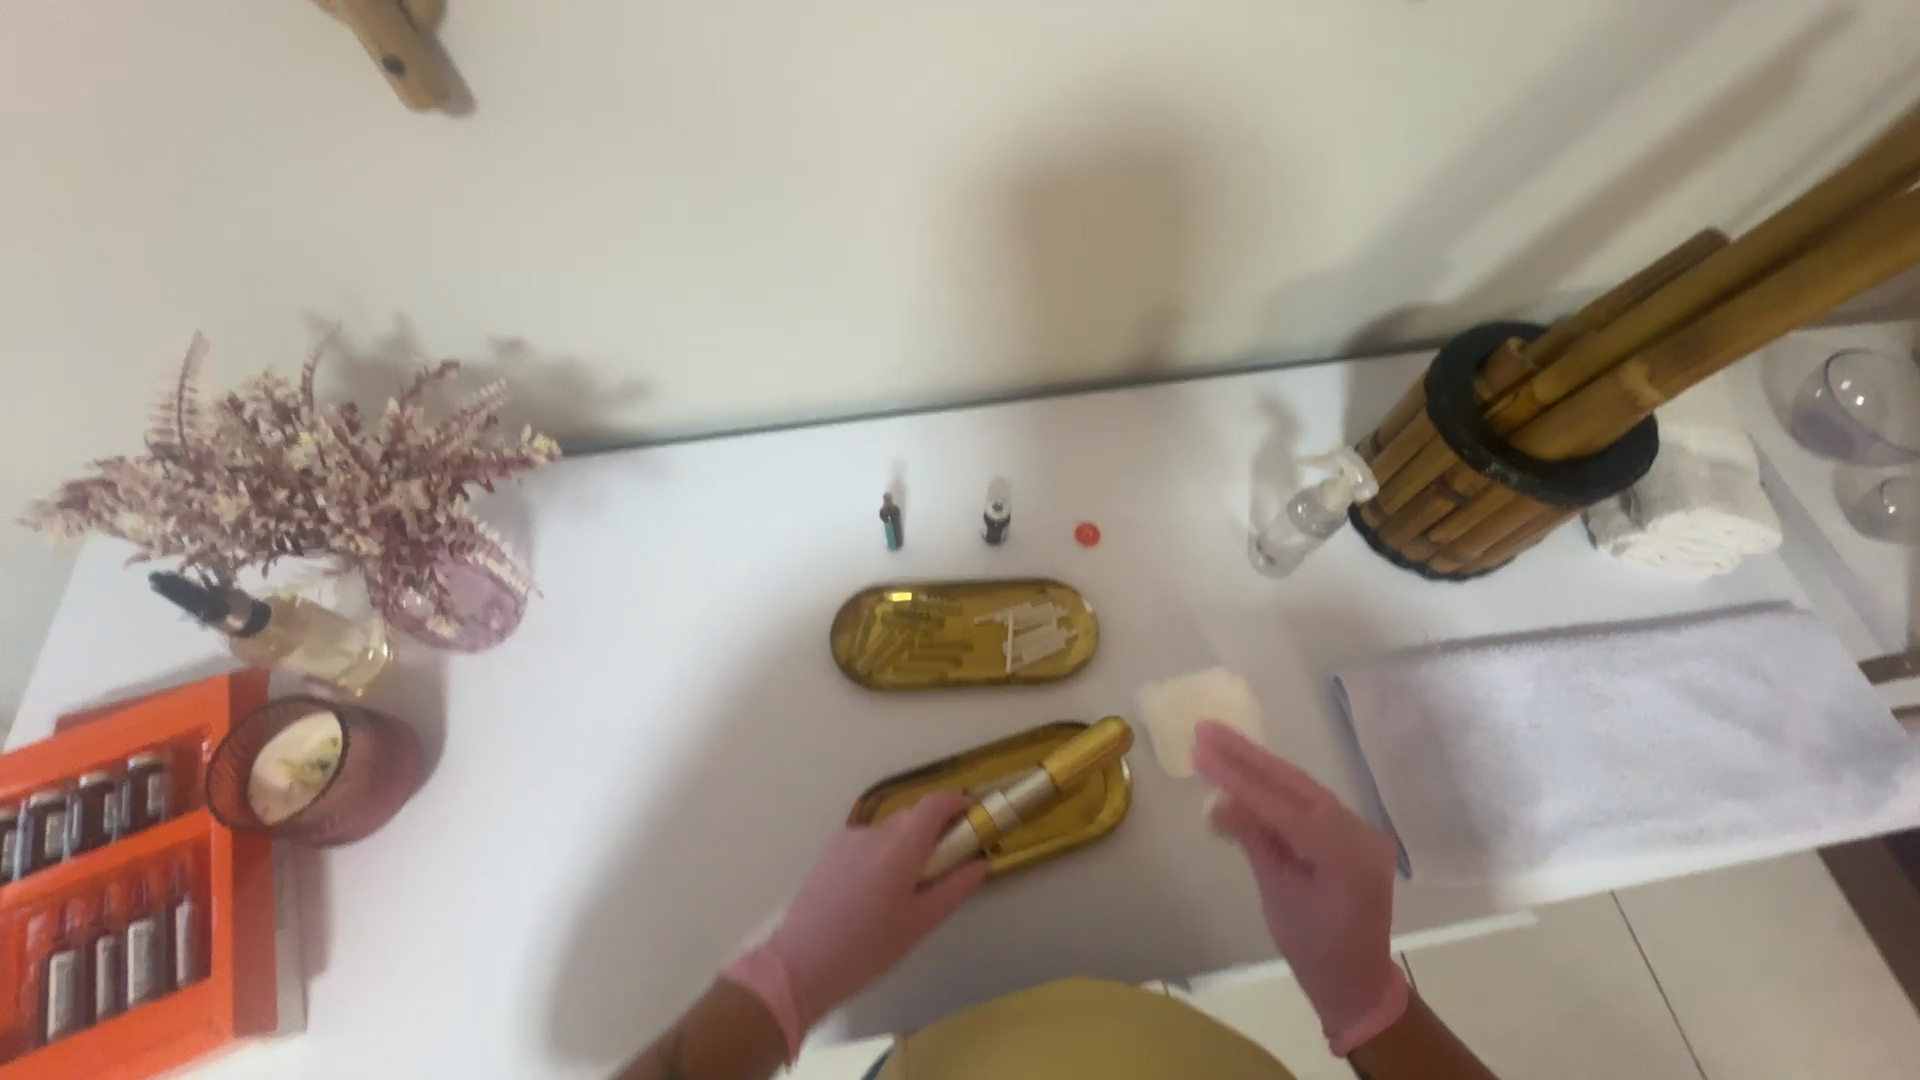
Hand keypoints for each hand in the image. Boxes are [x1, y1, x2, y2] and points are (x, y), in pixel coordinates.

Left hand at [721, 792, 990, 1057]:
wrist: (802, 962)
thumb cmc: (868, 948)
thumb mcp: (920, 923)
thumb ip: (955, 887)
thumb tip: (981, 862)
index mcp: (900, 848)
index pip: (934, 804)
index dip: (956, 802)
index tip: (971, 814)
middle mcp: (875, 832)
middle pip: (913, 815)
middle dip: (934, 829)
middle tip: (944, 863)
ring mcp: (850, 837)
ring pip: (891, 828)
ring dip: (906, 843)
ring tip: (903, 887)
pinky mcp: (832, 847)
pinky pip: (869, 839)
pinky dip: (883, 851)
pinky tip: (874, 889)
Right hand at [1195, 720, 1408, 1056]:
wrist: (1357, 980)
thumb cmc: (1314, 949)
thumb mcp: (1277, 893)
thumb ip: (1254, 840)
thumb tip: (1219, 801)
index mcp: (1345, 854)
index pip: (1282, 805)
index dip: (1238, 777)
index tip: (1199, 751)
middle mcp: (1358, 831)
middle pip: (1292, 783)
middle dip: (1244, 755)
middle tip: (1203, 729)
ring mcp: (1356, 827)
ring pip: (1297, 786)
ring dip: (1254, 763)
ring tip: (1213, 739)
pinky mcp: (1346, 829)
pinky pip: (1304, 799)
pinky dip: (1270, 784)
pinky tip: (1241, 769)